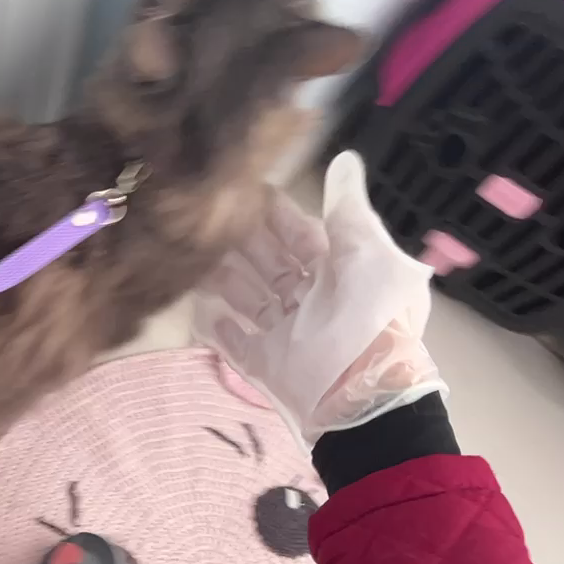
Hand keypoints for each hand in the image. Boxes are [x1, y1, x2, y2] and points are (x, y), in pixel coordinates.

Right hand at [195, 151, 445, 444]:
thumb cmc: (371, 324)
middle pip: (269, 265)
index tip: (243, 192)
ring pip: (248, 299)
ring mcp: (287, 334)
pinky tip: (197, 312)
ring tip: (191, 259)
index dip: (275, 215)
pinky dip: (219, 330)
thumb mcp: (371, 258)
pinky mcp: (267, 366)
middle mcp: (312, 300)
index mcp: (341, 272)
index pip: (301, 235)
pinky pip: (237, 344)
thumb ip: (349, 213)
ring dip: (223, 280)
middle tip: (205, 221)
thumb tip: (344, 160)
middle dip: (241, 244)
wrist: (361, 403)